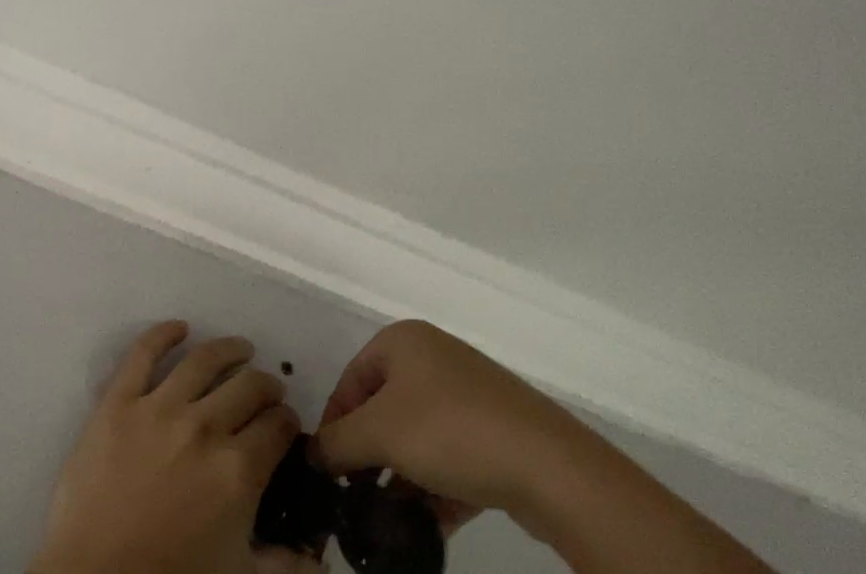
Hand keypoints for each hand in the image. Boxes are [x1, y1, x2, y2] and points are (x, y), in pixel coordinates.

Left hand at [31, 321, 317, 573]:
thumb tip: (316, 559)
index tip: (284, 421)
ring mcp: (158, 408)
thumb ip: (283, 561)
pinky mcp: (117, 401)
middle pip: (248, 387)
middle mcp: (204, 428)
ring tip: (239, 347)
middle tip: (266, 387)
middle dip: (265, 385)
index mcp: (239, 470)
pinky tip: (179, 328)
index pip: (277, 427)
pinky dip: (163, 334)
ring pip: (203, 361)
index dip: (286, 421)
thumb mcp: (240, 572)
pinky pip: (142, 353)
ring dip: (228, 350)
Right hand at [314, 319, 598, 532]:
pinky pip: (455, 457)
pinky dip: (438, 487)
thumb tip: (312, 455)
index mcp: (404, 342)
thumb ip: (335, 444)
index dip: (334, 423)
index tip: (329, 466)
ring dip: (402, 477)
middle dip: (370, 454)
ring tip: (391, 515)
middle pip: (385, 409)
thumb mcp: (377, 435)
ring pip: (421, 437)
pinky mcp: (502, 434)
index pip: (351, 380)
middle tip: (358, 491)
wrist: (553, 468)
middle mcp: (438, 359)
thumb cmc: (450, 431)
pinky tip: (428, 524)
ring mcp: (474, 397)